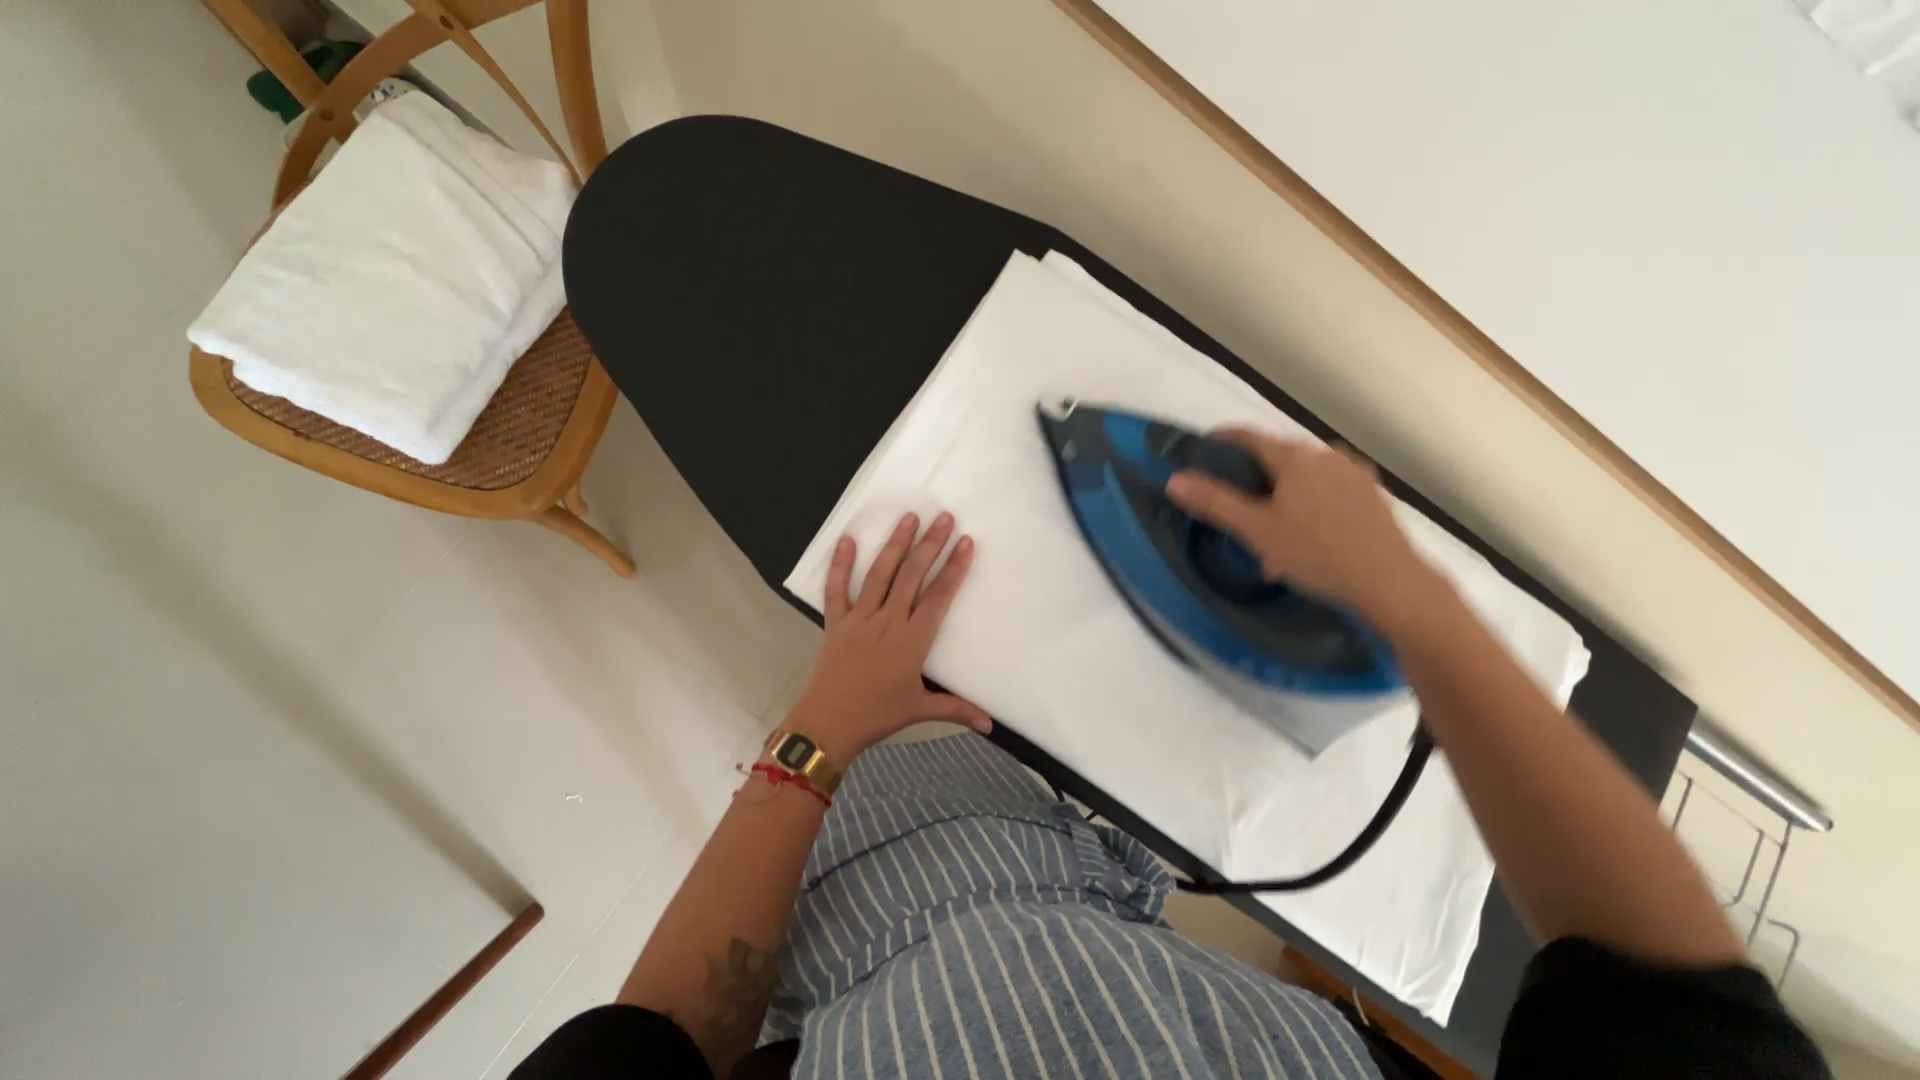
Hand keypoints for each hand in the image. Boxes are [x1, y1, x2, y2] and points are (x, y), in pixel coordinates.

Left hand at [787, 511, 990, 763]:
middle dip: (930, 544)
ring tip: (909, 517)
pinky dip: (841, 564)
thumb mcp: (920, 711)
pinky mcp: (835, 623)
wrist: (828, 724)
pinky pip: (836, 589)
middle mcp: (887, 622)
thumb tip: (990, 724)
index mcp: (911, 641)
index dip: (954, 569)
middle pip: (912, 576)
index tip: (966, 543)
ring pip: (880, 574)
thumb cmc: (877, 717)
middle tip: (944, 517)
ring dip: (895, 544)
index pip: (938, 597)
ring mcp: (859, 619)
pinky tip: (848, 540)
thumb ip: (957, 709)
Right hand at [1164, 429, 1436, 625]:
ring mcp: (1355, 474)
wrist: (1390, 582)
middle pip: (1279, 459)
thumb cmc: (1316, 552)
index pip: (1250, 437)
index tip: (1204, 446)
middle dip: (1256, 482)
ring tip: (1274, 538)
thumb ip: (1215, 502)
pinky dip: (1312, 509)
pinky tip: (1309, 541)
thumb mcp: (1256, 530)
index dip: (1224, 439)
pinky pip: (1330, 494)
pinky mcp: (1374, 496)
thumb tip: (1175, 480)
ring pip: (1306, 479)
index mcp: (1295, 457)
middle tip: (1239, 511)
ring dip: (1284, 500)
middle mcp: (1326, 455)